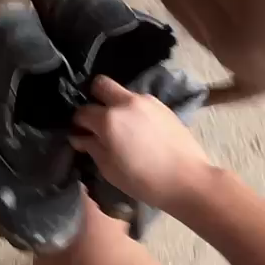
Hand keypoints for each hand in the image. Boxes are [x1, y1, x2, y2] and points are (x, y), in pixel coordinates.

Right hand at [69, 76, 214, 212]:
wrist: (186, 179)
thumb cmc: (142, 180)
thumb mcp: (109, 169)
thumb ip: (92, 147)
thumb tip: (79, 136)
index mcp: (109, 119)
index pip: (82, 112)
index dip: (77, 123)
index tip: (80, 133)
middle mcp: (126, 102)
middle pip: (101, 84)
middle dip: (94, 97)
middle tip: (97, 119)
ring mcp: (147, 101)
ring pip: (122, 92)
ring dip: (116, 104)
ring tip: (121, 127)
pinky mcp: (162, 106)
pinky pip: (140, 101)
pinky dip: (133, 110)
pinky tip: (139, 129)